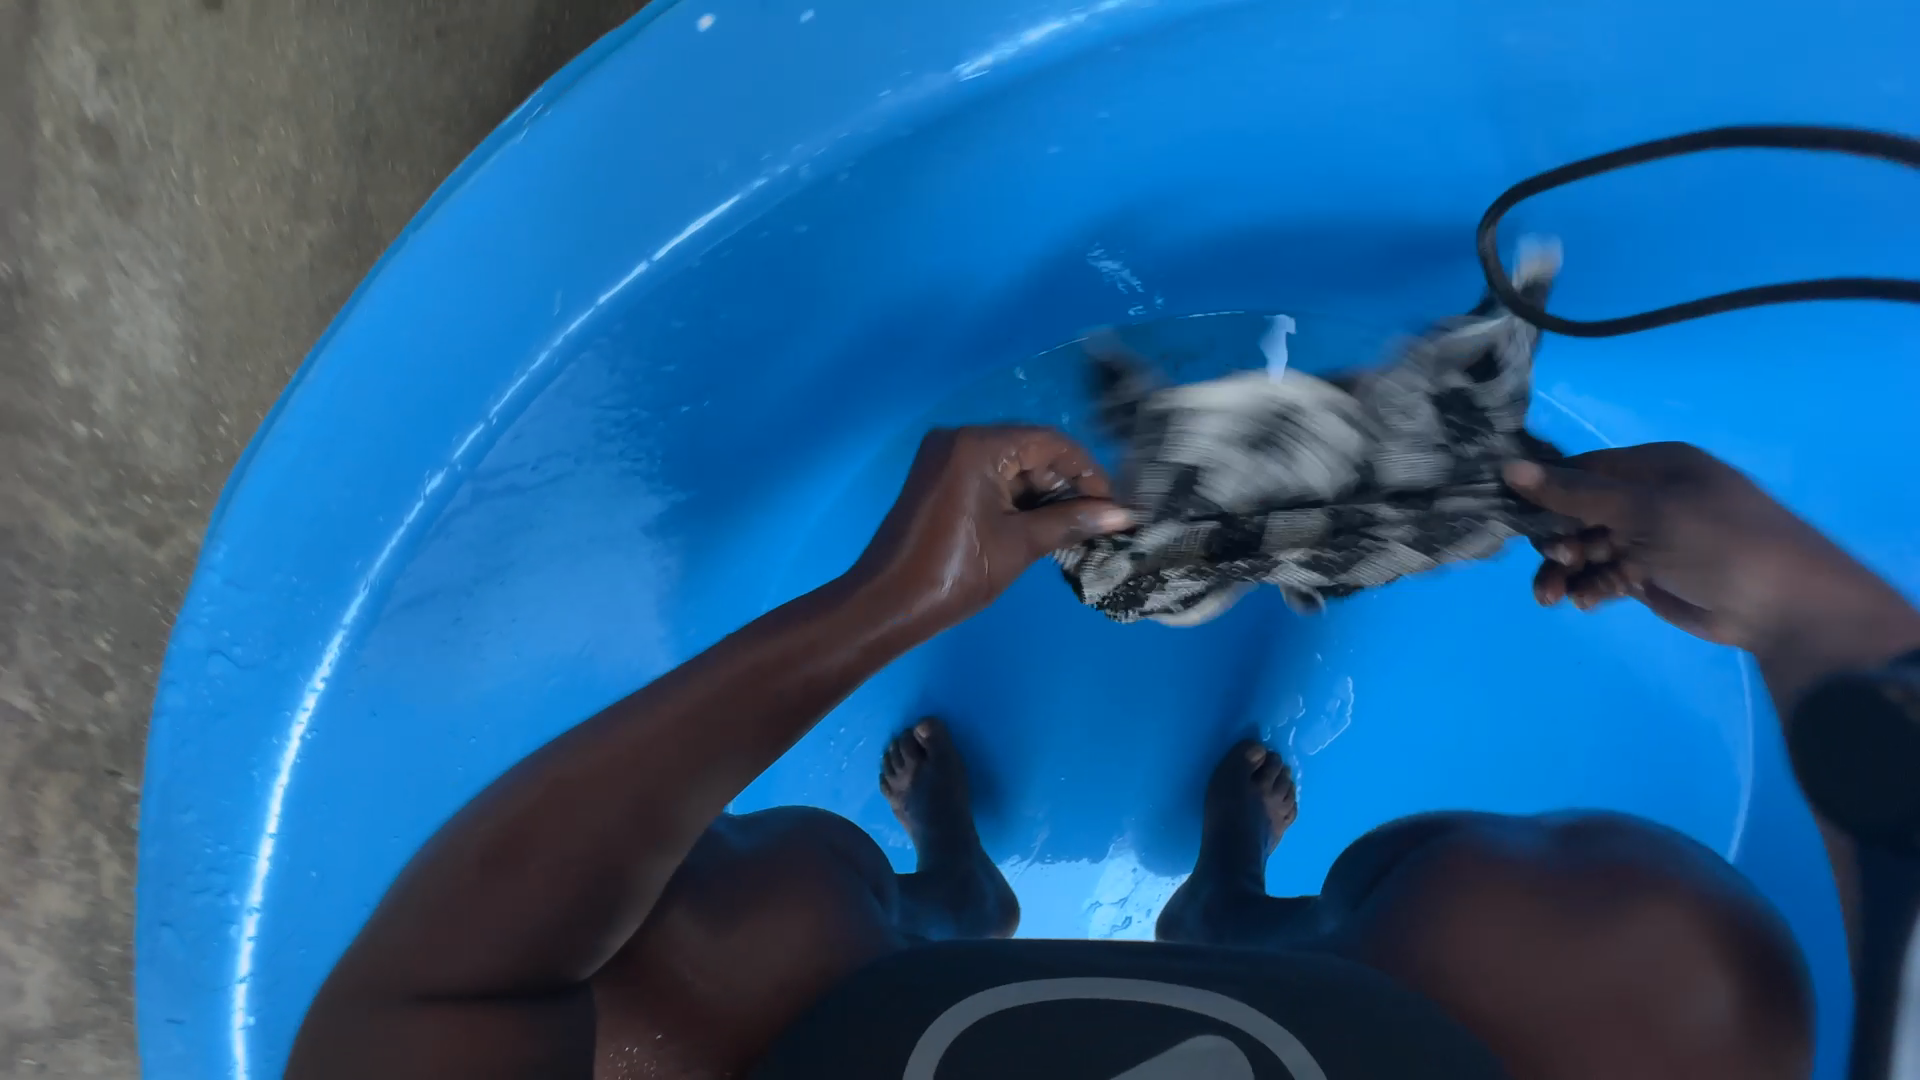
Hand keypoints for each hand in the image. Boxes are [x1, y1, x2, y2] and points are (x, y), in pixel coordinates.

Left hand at [852, 426, 1132, 625]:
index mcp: (977, 445)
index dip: (1086, 470)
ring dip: (1041, 494)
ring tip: (1075, 526)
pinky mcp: (938, 480)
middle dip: (1064, 483)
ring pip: (1009, 466)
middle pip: (1028, 450)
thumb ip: (1071, 522)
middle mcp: (958, 439)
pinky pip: (987, 477)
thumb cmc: (956, 572)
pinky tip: (1041, 524)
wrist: (887, 604)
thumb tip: (1122, 515)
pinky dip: (1014, 498)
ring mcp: (944, 458)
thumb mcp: (1020, 545)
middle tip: (1097, 518)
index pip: (1048, 442)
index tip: (1112, 503)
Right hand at [1503, 443, 1918, 657]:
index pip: (1576, 471)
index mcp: (1651, 467)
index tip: (1514, 518)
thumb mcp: (1643, 510)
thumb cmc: (1717, 542)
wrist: (1786, 608)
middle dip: (1554, 541)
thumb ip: (1572, 493)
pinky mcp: (1646, 572)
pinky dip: (1586, 587)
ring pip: (1581, 549)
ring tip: (1552, 597)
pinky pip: (1599, 574)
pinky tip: (1584, 602)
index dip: (1542, 493)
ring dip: (1562, 571)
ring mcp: (1646, 537)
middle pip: (1572, 514)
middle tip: (1558, 559)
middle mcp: (1646, 497)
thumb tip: (1506, 467)